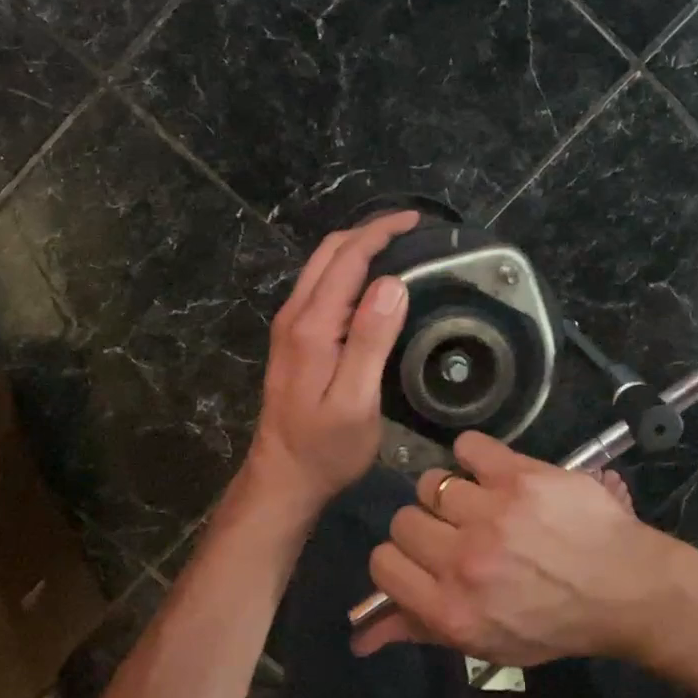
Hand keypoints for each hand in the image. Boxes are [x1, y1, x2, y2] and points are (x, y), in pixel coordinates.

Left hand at [246, 210, 418, 513]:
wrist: (282, 477)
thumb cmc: (325, 447)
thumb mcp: (355, 401)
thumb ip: (370, 340)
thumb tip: (392, 283)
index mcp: (312, 325)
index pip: (347, 259)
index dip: (380, 233)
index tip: (415, 221)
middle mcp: (295, 314)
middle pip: (330, 252)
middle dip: (369, 231)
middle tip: (412, 228)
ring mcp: (290, 324)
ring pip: (322, 265)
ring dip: (357, 246)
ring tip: (398, 245)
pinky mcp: (294, 336)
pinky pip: (322, 283)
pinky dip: (349, 267)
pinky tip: (374, 279)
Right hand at [352, 432, 681, 666]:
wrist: (624, 586)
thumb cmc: (554, 621)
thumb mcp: (485, 641)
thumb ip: (419, 630)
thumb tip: (359, 635)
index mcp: (453, 609)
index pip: (384, 563)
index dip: (399, 558)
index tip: (422, 557)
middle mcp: (464, 561)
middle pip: (403, 520)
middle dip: (426, 526)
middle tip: (458, 533)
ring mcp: (492, 514)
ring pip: (432, 483)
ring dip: (452, 493)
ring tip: (482, 505)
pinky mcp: (518, 475)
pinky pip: (467, 446)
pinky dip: (475, 455)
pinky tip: (493, 473)